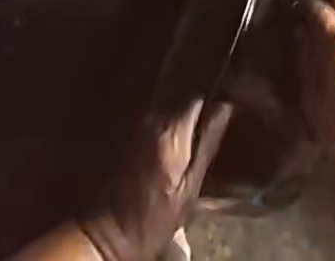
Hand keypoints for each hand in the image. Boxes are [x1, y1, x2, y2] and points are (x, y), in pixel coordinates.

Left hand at [79, 98, 232, 260]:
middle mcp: (154, 121)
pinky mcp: (130, 137)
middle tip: (206, 140)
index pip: (199, 98)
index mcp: (172, 131)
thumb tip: (225, 107)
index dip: (213, 104)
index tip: (222, 118)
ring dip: (182, 124)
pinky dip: (168, 131)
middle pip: (184, 102)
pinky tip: (170, 155)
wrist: (109, 236)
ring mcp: (139, 127)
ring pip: (171, 112)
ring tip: (189, 150)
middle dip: (198, 116)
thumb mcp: (189, 187)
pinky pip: (158, 122)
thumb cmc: (154, 218)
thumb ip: (208, 142)